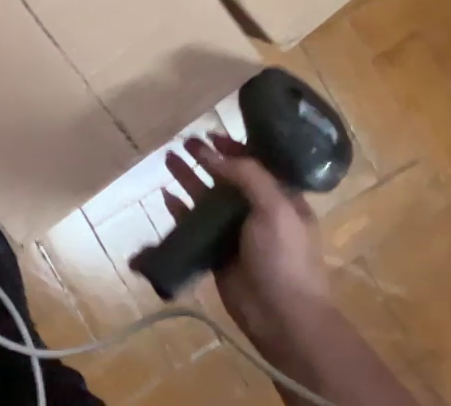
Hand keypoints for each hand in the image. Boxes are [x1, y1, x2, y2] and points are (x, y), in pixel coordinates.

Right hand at [164, 134, 331, 346]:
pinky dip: (181, 208)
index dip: (236, 148)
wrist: (281, 316)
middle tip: (185, 141)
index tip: (212, 134)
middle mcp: (260, 213)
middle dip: (208, 159)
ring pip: (208, 197)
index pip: (258, 165)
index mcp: (283, 201)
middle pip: (229, 178)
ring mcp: (236, 232)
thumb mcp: (275, 209)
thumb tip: (215, 155)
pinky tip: (166, 195)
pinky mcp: (217, 249)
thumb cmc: (284, 258)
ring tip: (168, 157)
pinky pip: (195, 222)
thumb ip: (248, 176)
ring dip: (190, 177)